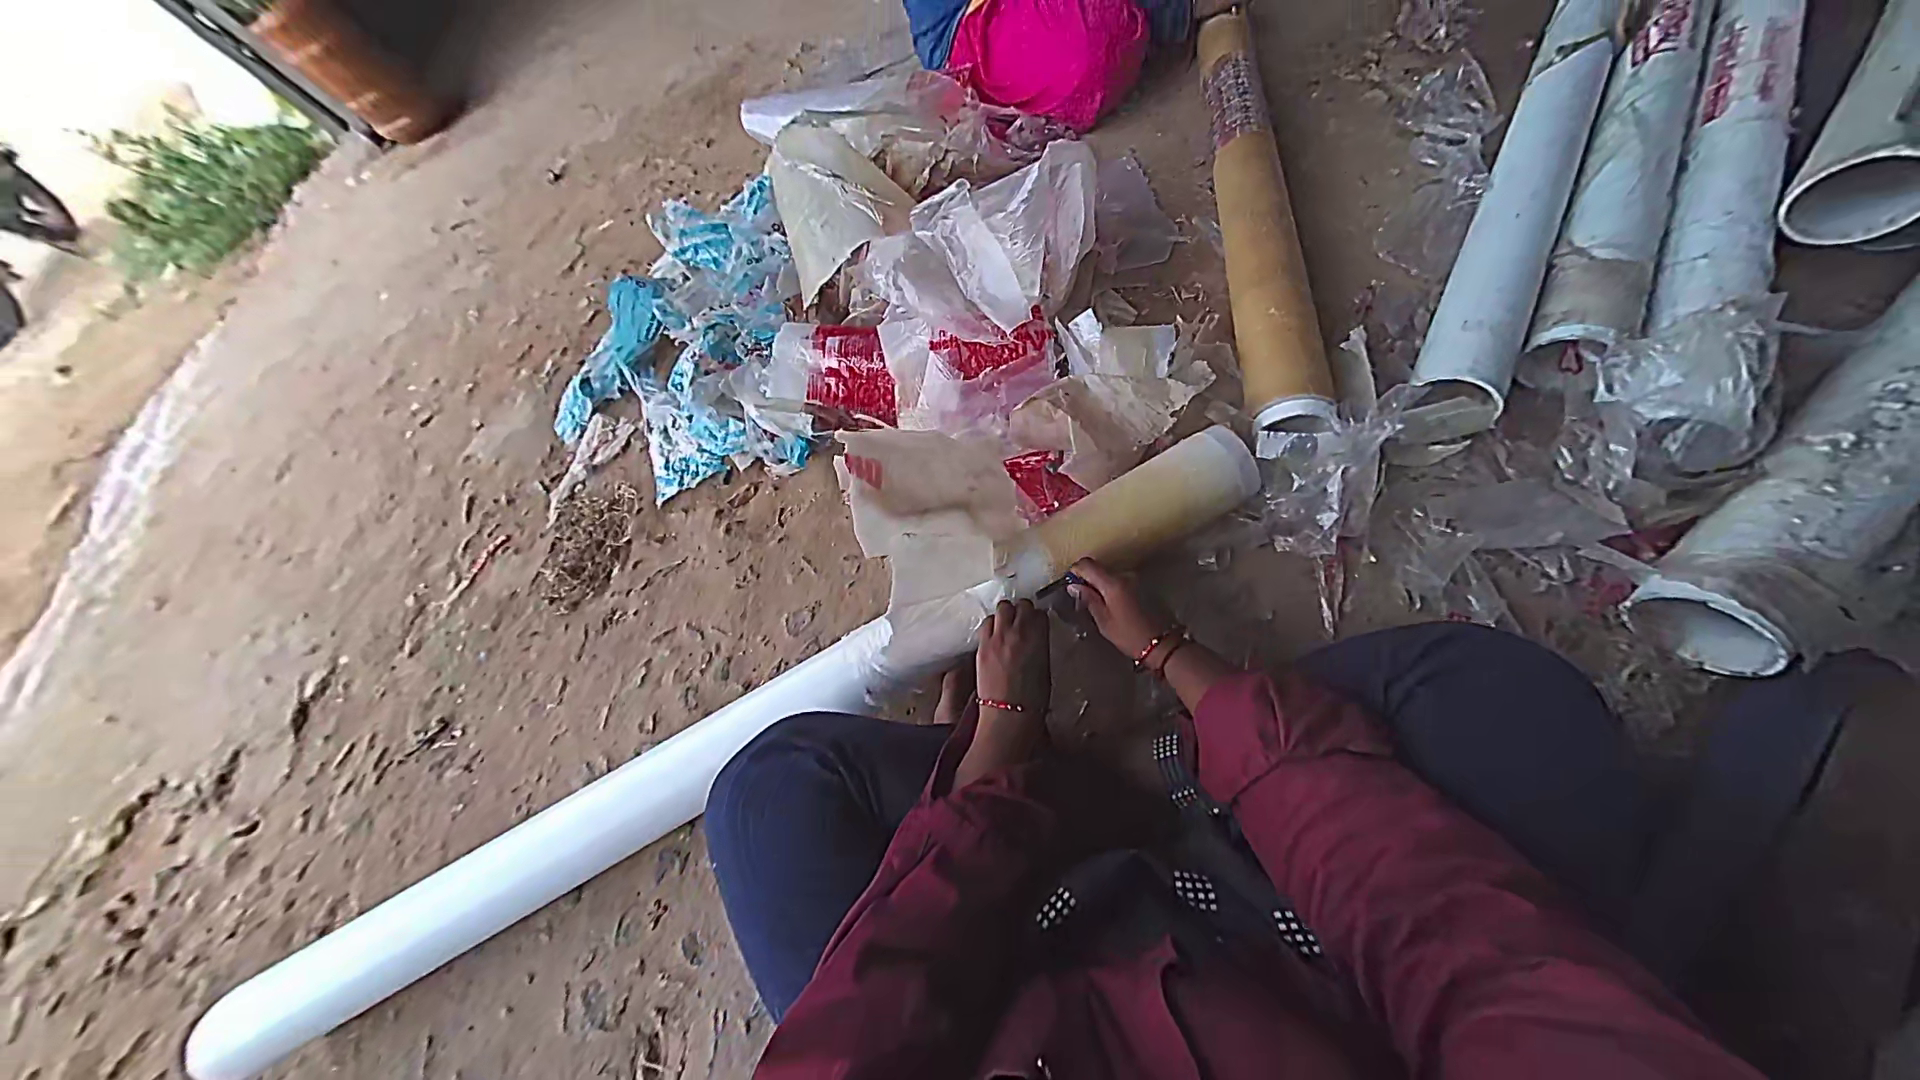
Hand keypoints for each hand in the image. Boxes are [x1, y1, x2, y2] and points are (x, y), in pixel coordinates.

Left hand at [954, 599, 1049, 787]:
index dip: (1038, 618)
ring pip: (1001, 609)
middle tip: (1022, 621)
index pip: (1039, 613)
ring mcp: (997, 638)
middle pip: (1019, 605)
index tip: (1037, 623)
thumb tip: (1035, 638)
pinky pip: (986, 624)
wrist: (1009, 713)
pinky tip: (995, 636)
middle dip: (1022, 611)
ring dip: (1006, 615)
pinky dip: (992, 626)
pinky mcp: (982, 646)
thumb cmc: (1034, 698)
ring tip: (1007, 626)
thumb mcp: (1045, 667)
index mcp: (1038, 637)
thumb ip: (1039, 645)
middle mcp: (1017, 632)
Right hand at [1067, 559, 1169, 660]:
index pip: (1087, 564)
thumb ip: (1088, 599)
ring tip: (1098, 603)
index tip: (1071, 583)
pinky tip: (1113, 604)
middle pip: (1098, 568)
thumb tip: (1073, 585)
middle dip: (1087, 579)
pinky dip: (1112, 587)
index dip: (1076, 571)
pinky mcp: (1142, 584)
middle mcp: (1124, 575)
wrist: (1160, 643)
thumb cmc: (1129, 635)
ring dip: (1100, 584)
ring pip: (1109, 574)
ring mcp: (1135, 578)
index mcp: (1112, 583)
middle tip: (1082, 597)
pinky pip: (1120, 580)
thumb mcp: (1103, 620)